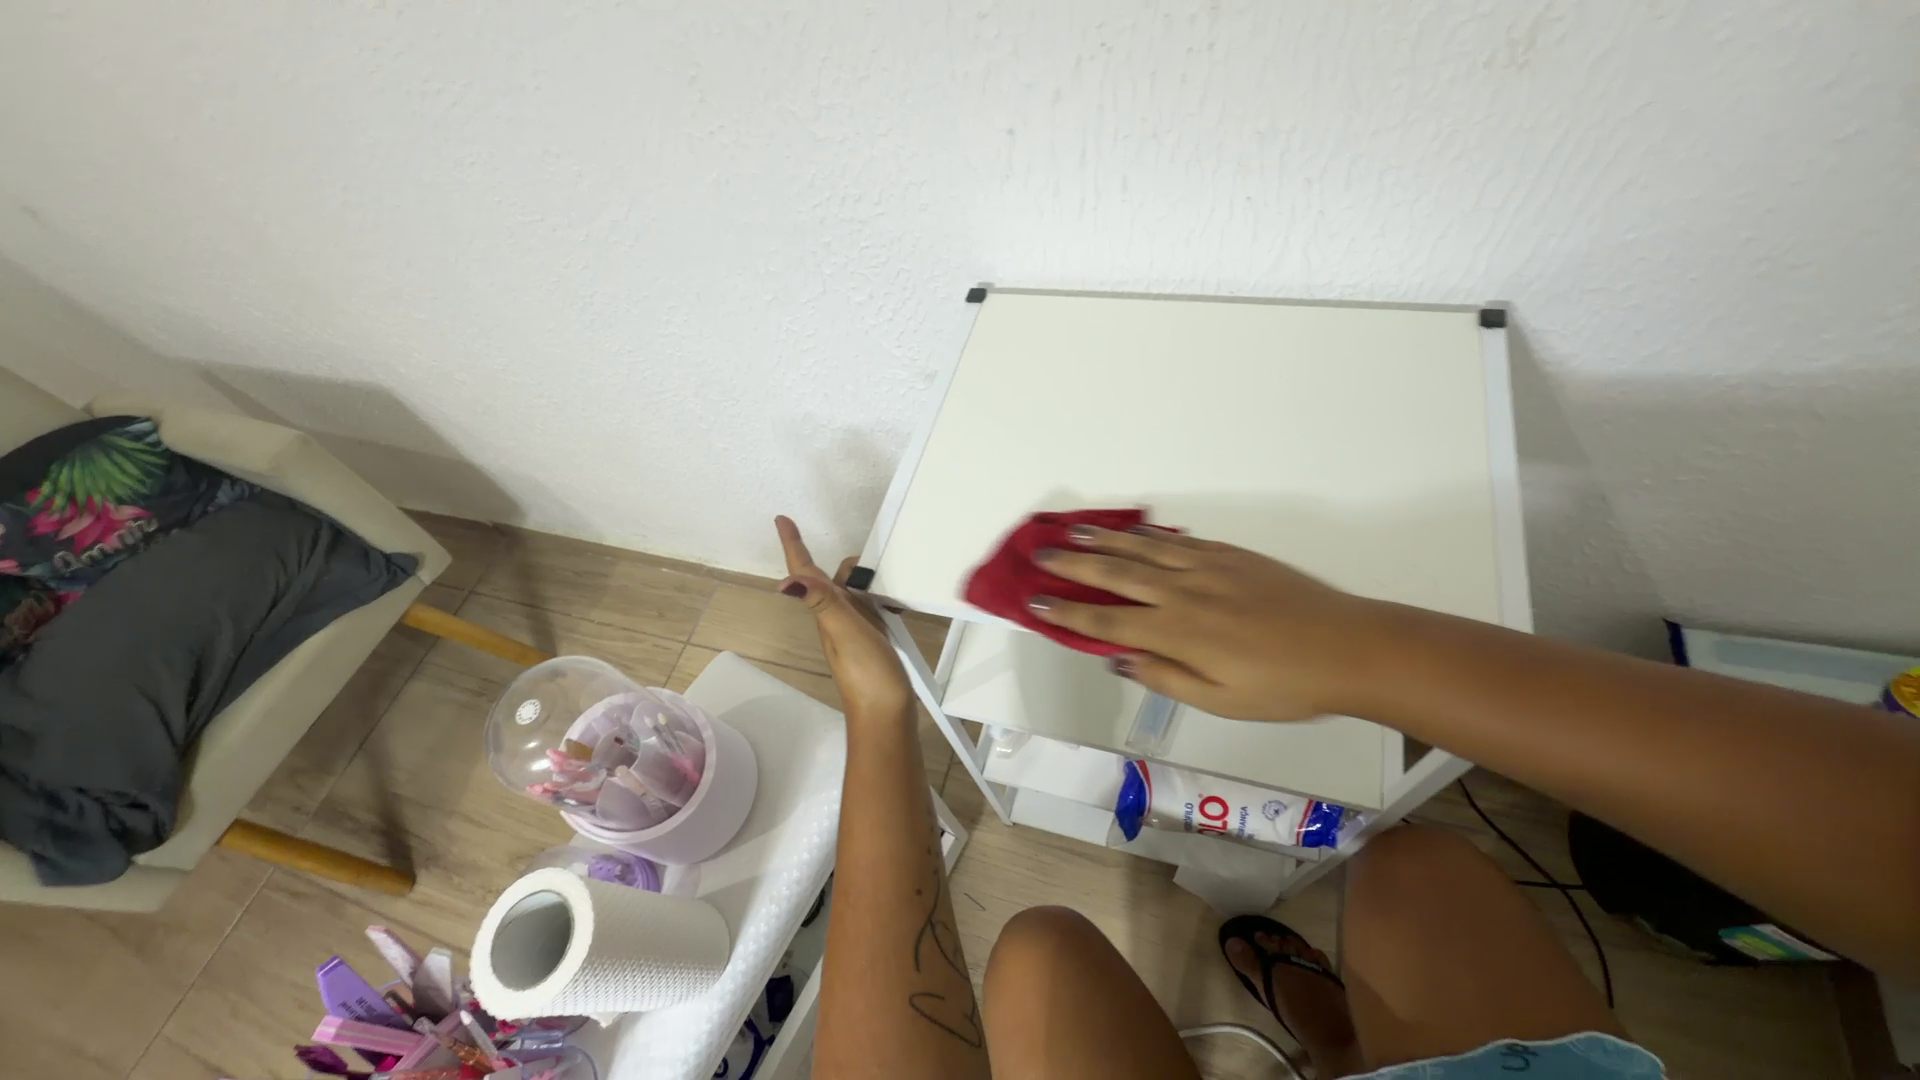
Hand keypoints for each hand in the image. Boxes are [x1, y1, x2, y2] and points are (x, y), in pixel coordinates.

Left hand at [774, 515, 914, 721]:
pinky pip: (871, 606)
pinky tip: (898, 601)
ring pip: (853, 592)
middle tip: (874, 558)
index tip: (783, 519)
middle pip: (832, 579)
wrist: (886, 714)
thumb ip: (822, 604)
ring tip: (890, 574)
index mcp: (826, 613)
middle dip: (847, 563)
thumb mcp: (845, 633)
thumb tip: (786, 582)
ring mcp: (853, 629)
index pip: (805, 574)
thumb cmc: (867, 674)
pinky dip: (882, 596)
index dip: (794, 546)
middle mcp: (835, 618)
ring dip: (866, 578)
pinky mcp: (872, 637)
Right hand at [1026, 526, 1387, 722]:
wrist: (1348, 648)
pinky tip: (1131, 532)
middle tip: (1040, 555)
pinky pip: (1177, 542)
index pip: (1106, 622)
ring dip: (1103, 539)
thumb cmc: (1284, 687)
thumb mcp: (1220, 702)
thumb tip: (1118, 658)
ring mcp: (1207, 568)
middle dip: (1072, 564)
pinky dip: (1146, 535)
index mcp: (1177, 634)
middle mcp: (1183, 593)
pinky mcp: (1231, 555)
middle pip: (1115, 574)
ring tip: (1071, 529)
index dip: (1067, 613)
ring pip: (1142, 550)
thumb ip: (1164, 677)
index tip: (1035, 603)